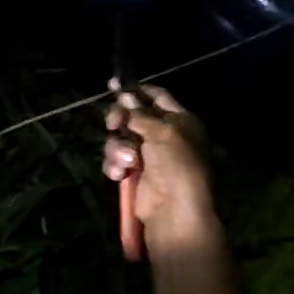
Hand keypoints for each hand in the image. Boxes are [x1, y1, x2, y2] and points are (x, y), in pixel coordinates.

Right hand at [103, 83, 222, 249]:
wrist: (175, 208)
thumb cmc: (176, 164)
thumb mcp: (161, 131)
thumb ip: (139, 112)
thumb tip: (123, 95)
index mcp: (179, 120)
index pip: (157, 96)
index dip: (137, 90)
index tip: (114, 85)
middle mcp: (163, 134)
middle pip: (132, 116)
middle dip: (119, 120)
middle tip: (113, 124)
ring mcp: (147, 154)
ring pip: (119, 138)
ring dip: (118, 149)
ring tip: (128, 162)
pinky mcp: (133, 172)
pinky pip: (115, 160)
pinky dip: (115, 165)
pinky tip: (120, 175)